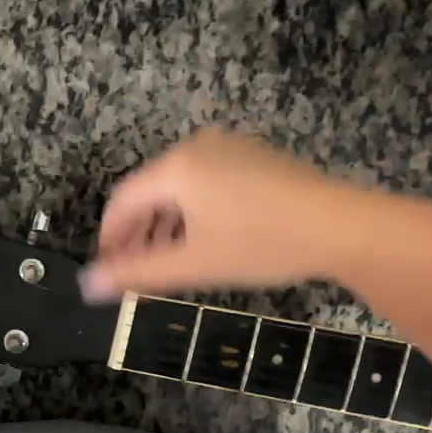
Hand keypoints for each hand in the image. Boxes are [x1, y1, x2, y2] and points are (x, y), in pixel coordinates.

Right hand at [81, 130, 369, 299]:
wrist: (344, 227)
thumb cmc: (262, 244)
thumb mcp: (194, 264)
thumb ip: (136, 273)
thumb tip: (87, 284)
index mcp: (176, 167)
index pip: (122, 200)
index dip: (109, 236)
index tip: (107, 269)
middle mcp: (197, 147)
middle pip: (149, 190)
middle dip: (136, 231)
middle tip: (132, 270)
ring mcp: (229, 148)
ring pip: (178, 187)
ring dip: (164, 223)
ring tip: (165, 260)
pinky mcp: (254, 157)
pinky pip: (205, 181)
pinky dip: (192, 210)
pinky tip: (203, 239)